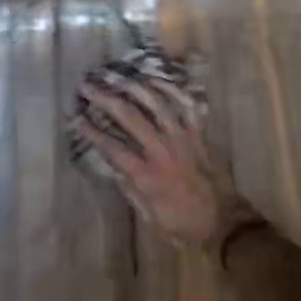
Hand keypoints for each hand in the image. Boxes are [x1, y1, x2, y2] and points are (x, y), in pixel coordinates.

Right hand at [75, 73, 255, 248]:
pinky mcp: (197, 132)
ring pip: (156, 103)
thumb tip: (112, 164)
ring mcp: (181, 137)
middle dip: (106, 98)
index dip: (92, 132)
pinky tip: (154, 79)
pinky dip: (170, 88)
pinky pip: (184, 104)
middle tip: (88, 86)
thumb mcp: (150, 217)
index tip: (77, 118)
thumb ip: (130, 188)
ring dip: (133, 86)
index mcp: (147, 176)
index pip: (113, 148)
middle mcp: (162, 151)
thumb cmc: (182, 224)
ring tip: (116, 76)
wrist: (223, 222)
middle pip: (130, 117)